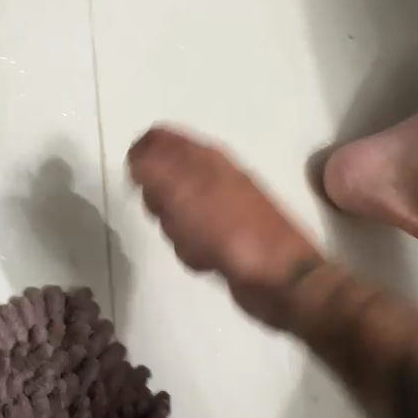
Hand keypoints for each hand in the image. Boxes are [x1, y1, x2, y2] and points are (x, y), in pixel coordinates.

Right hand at [127, 126, 321, 326]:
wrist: (282, 279)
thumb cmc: (229, 230)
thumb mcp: (182, 191)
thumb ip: (152, 167)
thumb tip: (135, 158)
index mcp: (205, 157)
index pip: (157, 137)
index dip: (140, 157)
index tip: (138, 183)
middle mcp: (211, 176)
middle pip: (158, 175)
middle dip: (155, 197)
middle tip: (168, 211)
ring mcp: (218, 207)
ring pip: (169, 208)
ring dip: (173, 226)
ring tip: (193, 238)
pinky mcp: (221, 236)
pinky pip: (186, 235)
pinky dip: (190, 247)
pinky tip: (205, 256)